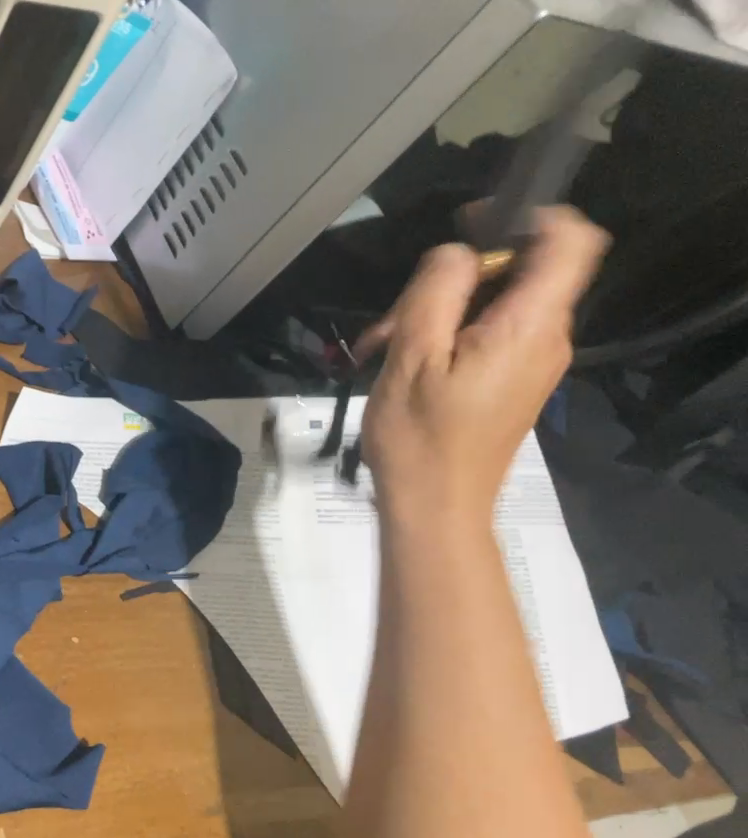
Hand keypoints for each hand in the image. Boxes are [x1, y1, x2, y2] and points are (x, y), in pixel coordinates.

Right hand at [357, 206, 607, 528]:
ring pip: (495, 307)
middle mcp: (547, 336)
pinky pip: (487, 336)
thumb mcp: (413, 359)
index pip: (569, 241)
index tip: (472, 225)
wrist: (435, 504)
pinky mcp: (513, 381)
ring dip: (438, 313)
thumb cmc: (421, 436)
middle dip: (454, 280)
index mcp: (530, 325)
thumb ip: (436, 294)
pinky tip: (403, 364)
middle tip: (391, 319)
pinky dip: (445, 337)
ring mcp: (532, 361)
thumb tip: (455, 254)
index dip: (530, 217)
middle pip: (519, 274)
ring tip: (384, 347)